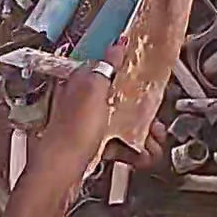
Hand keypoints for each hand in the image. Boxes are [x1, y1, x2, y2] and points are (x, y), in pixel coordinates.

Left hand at [36, 43, 165, 176]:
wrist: (59, 174)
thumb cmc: (70, 131)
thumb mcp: (95, 89)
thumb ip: (109, 64)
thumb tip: (119, 42)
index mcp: (81, 81)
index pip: (110, 68)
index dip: (133, 75)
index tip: (149, 82)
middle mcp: (83, 101)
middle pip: (121, 98)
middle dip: (143, 110)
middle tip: (156, 120)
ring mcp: (87, 125)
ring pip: (121, 123)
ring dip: (142, 132)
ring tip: (155, 142)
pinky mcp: (92, 147)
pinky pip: (118, 144)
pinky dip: (133, 150)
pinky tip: (143, 155)